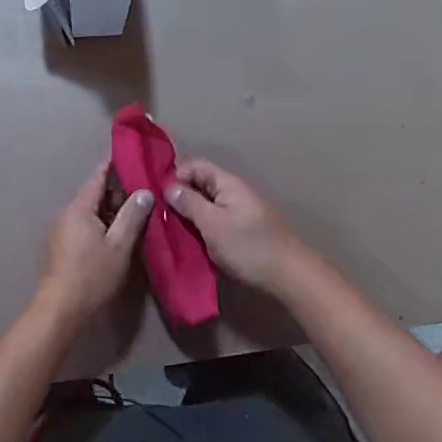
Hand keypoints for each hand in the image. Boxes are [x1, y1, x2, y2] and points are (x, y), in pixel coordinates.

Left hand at [35, 161, 154, 323]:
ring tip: (135, 212)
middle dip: (117, 191)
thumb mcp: (119, 245)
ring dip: (110, 210)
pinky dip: (101, 224)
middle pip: (94, 194)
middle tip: (144, 190)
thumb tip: (144, 191)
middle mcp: (66, 214)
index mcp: (79, 208)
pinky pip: (83, 225)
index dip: (114, 165)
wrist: (60, 307)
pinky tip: (117, 233)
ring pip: (89, 211)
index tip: (130, 155)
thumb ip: (132, 216)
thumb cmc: (92, 274)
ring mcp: (61, 230)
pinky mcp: (61, 246)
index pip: (98, 177)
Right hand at [164, 158, 309, 291]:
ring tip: (167, 226)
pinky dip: (200, 225)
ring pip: (206, 203)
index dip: (174, 174)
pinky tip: (187, 237)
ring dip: (188, 212)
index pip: (195, 165)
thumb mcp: (212, 224)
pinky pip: (214, 219)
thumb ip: (189, 203)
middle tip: (157, 212)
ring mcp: (239, 211)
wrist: (286, 275)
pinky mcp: (241, 229)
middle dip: (178, 195)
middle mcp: (234, 192)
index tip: (154, 193)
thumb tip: (169, 187)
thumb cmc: (247, 246)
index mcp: (228, 183)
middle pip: (199, 184)